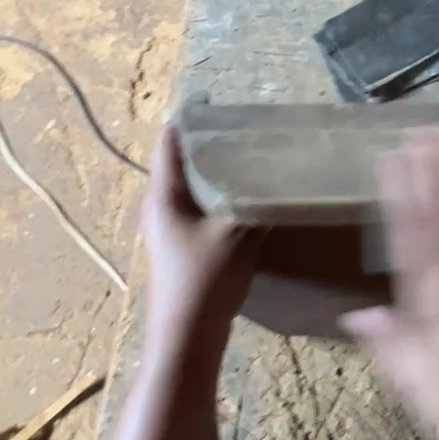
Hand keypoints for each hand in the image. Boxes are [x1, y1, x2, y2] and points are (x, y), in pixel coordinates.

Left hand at [141, 122, 263, 350]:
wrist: (185, 339)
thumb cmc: (205, 279)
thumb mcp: (238, 235)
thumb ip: (257, 205)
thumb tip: (280, 181)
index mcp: (163, 196)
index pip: (169, 142)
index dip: (188, 118)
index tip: (213, 100)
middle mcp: (158, 208)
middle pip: (177, 162)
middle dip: (205, 143)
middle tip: (239, 126)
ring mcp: (165, 230)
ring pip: (187, 187)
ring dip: (210, 171)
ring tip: (243, 156)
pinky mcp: (177, 247)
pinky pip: (194, 207)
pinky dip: (213, 195)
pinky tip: (239, 198)